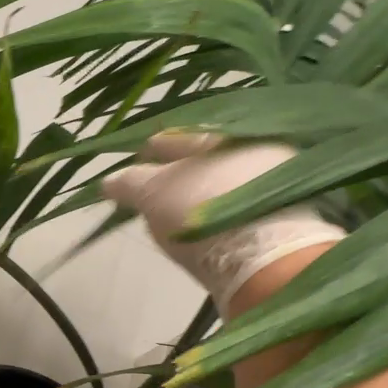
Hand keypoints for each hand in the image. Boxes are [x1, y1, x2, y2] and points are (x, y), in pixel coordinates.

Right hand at [102, 131, 346, 311]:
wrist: (258, 252)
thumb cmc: (201, 209)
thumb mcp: (154, 192)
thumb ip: (129, 183)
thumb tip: (109, 180)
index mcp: (224, 135)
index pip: (180, 136)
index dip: (154, 147)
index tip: (137, 157)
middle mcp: (254, 148)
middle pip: (204, 158)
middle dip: (178, 169)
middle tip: (152, 186)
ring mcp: (272, 179)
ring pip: (221, 179)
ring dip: (196, 191)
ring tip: (172, 210)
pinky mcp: (278, 210)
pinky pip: (234, 202)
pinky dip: (212, 209)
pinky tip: (197, 225)